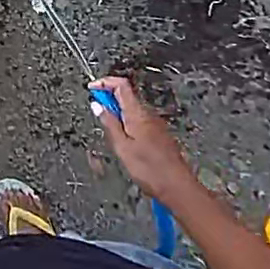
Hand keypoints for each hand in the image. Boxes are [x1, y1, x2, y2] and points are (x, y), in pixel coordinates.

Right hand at [89, 76, 196, 202]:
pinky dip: (128, 123)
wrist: (177, 186)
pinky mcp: (159, 134)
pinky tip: (126, 142)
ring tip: (112, 134)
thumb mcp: (122, 147)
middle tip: (98, 113)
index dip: (105, 82)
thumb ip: (109, 123)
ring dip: (118, 112)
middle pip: (126, 95)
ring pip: (132, 109)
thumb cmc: (151, 170)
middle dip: (109, 99)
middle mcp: (148, 114)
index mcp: (137, 114)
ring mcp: (155, 123)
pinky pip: (139, 120)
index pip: (121, 85)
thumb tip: (98, 105)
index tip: (92, 88)